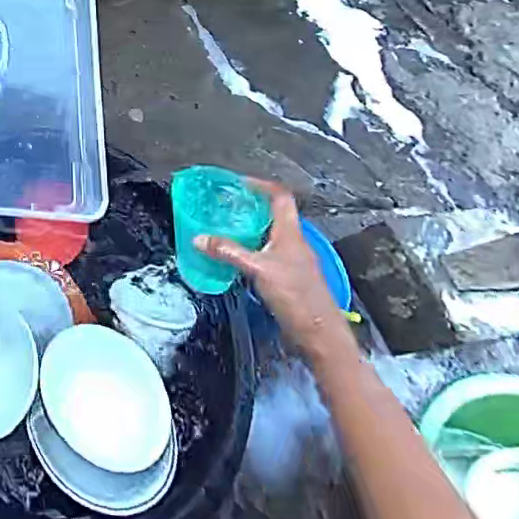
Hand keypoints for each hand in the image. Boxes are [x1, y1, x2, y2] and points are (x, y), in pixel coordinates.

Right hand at [194, 178, 348, 359]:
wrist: (320, 335)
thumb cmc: (295, 296)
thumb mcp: (258, 270)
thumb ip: (229, 252)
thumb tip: (198, 239)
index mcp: (290, 233)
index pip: (280, 197)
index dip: (261, 185)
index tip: (239, 183)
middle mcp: (294, 242)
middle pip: (275, 214)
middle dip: (252, 207)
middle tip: (228, 206)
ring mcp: (294, 261)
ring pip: (271, 235)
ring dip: (251, 229)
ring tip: (228, 228)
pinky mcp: (290, 278)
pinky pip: (268, 253)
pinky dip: (253, 249)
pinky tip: (238, 258)